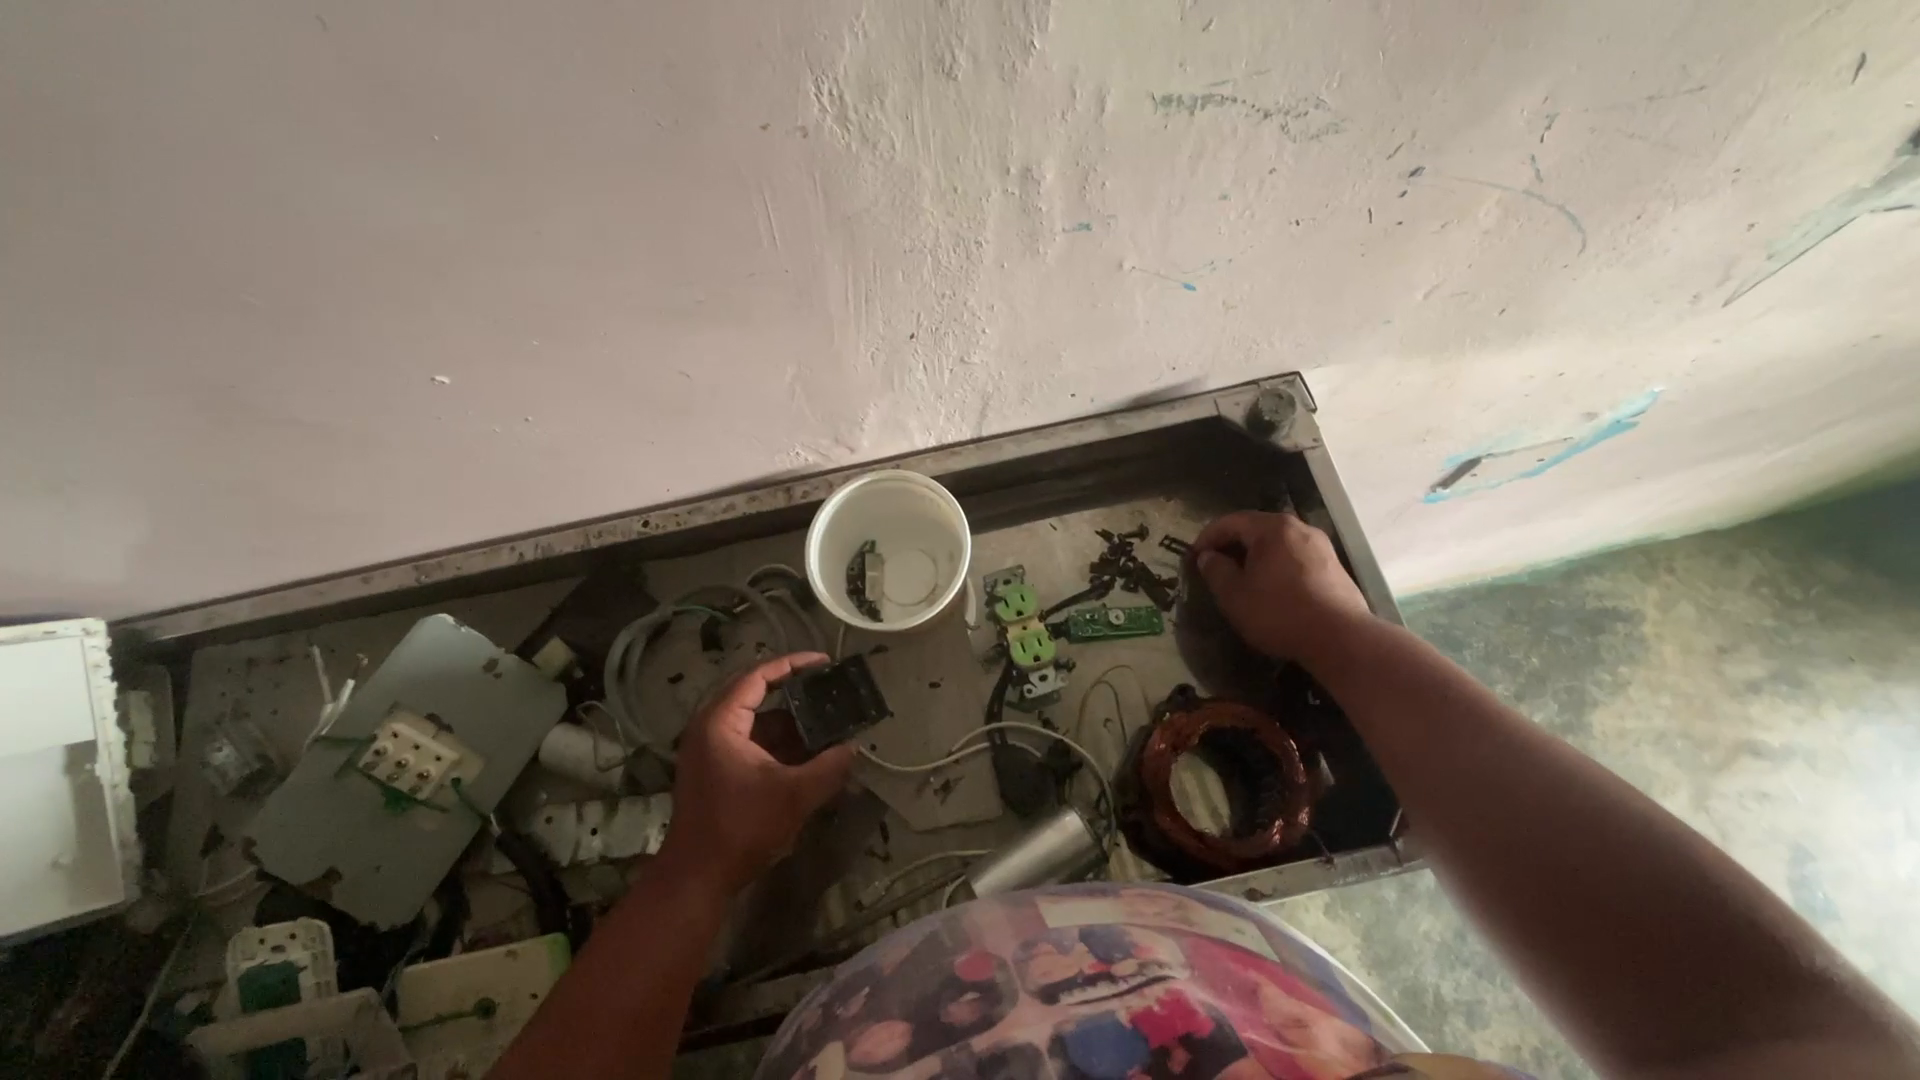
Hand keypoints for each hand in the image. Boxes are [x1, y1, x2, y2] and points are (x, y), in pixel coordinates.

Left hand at [657, 653, 855, 894]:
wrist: (697, 877)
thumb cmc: (741, 827)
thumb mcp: (794, 795)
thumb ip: (829, 767)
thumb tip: (855, 748)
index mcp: (720, 722)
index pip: (756, 676)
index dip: (791, 664)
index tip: (823, 661)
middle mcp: (708, 728)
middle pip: (752, 693)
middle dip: (791, 689)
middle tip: (826, 684)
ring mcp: (708, 750)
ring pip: (753, 720)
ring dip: (786, 719)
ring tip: (824, 717)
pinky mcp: (713, 770)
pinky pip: (748, 741)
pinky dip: (776, 741)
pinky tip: (806, 750)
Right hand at [1191, 511, 1372, 662]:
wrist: (1340, 638)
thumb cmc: (1279, 612)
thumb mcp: (1234, 595)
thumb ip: (1216, 571)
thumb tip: (1208, 556)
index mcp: (1273, 528)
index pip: (1231, 521)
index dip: (1207, 537)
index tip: (1193, 557)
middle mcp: (1300, 528)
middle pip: (1257, 529)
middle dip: (1232, 545)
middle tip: (1215, 567)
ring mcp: (1321, 547)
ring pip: (1278, 544)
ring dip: (1256, 557)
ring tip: (1242, 579)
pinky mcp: (1334, 568)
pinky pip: (1295, 558)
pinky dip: (1277, 567)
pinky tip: (1271, 589)